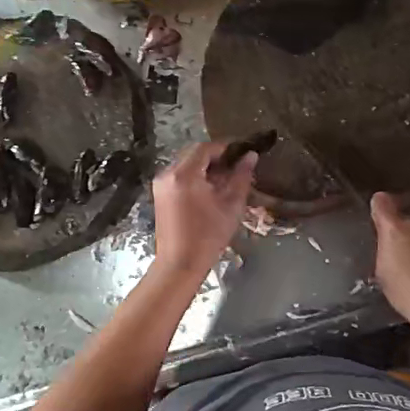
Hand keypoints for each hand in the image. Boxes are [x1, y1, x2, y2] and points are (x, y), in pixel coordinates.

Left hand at [153, 142, 254, 274]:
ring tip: (225, 180)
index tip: (243, 152)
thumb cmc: (208, 236)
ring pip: (185, 164)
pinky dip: (194, 176)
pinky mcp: (159, 193)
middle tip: (236, 166)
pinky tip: (209, 189)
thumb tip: (250, 156)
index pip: (205, 148)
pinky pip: (178, 175)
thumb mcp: (230, 205)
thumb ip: (241, 177)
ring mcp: (160, 183)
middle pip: (193, 153)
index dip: (225, 147)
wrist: (180, 263)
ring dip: (205, 166)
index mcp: (184, 174)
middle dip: (215, 157)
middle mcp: (168, 173)